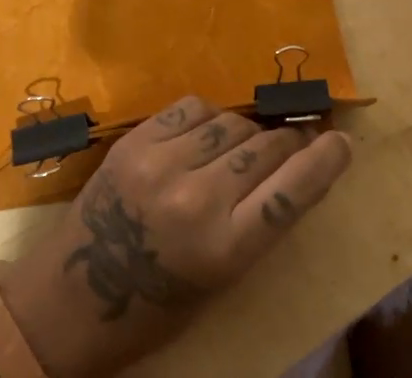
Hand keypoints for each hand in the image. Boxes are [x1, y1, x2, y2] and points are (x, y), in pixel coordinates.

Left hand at [0, 97, 354, 376]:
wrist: (70, 299)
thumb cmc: (156, 305)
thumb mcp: (221, 280)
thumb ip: (259, 224)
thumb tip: (299, 168)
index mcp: (223, 249)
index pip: (292, 191)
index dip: (325, 160)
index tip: (342, 143)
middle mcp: (196, 199)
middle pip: (267, 149)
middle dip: (290, 143)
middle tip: (297, 143)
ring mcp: (161, 164)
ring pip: (233, 123)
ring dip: (250, 132)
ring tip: (247, 145)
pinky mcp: (134, 141)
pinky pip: (193, 107)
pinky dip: (210, 117)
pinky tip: (208, 132)